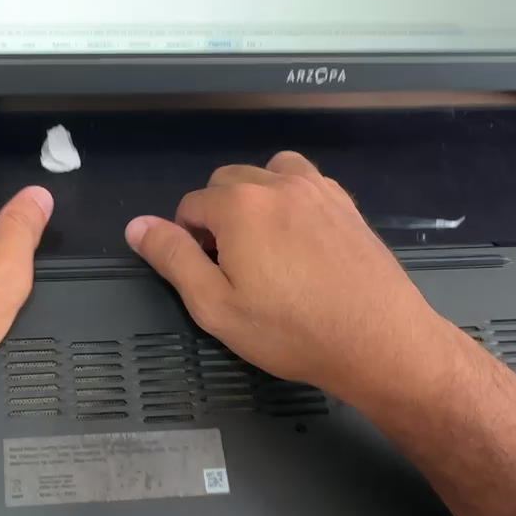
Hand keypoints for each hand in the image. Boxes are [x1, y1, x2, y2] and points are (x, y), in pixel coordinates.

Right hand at [124, 152, 467, 402]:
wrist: (378, 341)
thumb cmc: (290, 330)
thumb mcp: (214, 305)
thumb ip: (172, 258)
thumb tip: (137, 225)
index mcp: (240, 205)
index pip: (190, 205)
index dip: (187, 241)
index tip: (207, 275)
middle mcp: (278, 184)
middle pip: (226, 182)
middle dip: (218, 216)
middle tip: (232, 267)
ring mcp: (318, 189)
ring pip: (266, 175)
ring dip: (254, 200)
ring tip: (263, 247)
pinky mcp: (346, 204)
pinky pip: (304, 182)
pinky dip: (289, 199)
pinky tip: (299, 241)